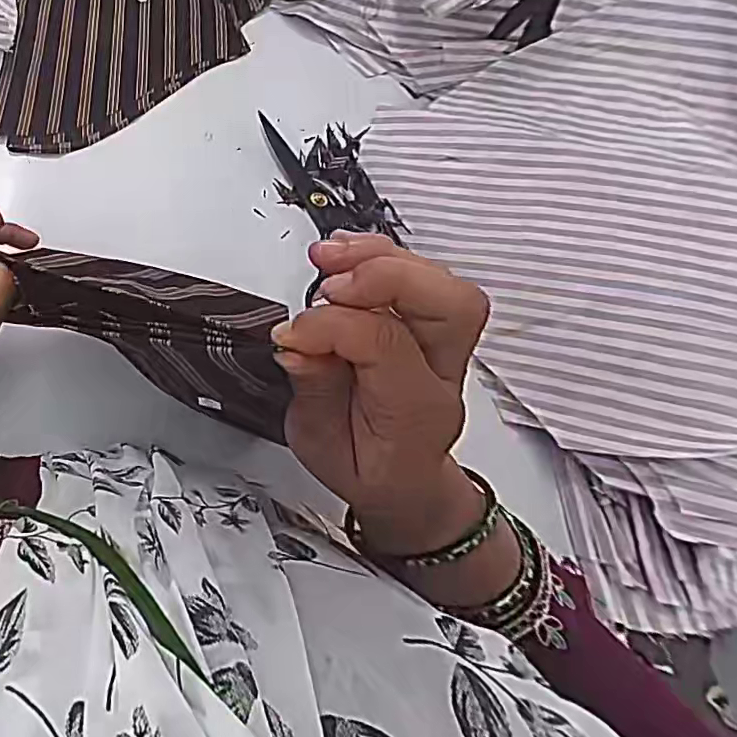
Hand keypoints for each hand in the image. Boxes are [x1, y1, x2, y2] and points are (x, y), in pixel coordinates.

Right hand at [272, 233, 491, 555]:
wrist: (405, 481)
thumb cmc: (368, 469)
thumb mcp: (322, 447)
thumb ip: (312, 392)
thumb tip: (296, 343)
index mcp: (415, 411)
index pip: (384, 344)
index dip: (327, 327)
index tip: (289, 335)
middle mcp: (442, 373)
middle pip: (447, 303)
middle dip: (383, 276)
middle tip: (328, 283)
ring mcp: (445, 346)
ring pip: (440, 282)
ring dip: (380, 257)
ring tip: (328, 256)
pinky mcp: (430, 323)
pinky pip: (424, 276)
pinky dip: (381, 256)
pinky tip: (344, 255)